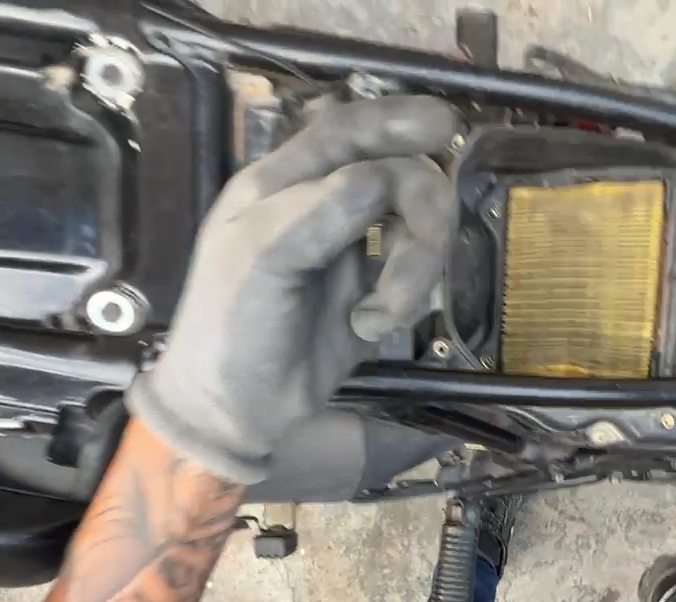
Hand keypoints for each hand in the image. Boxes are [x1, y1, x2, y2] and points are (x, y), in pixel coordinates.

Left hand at [128, 96, 461, 483]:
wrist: (238, 407)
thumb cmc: (231, 324)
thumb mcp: (262, 255)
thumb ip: (321, 210)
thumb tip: (384, 177)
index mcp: (284, 184)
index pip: (346, 132)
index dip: (394, 120)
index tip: (444, 126)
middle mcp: (325, 210)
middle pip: (401, 183)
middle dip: (420, 226)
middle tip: (416, 268)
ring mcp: (351, 256)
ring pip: (416, 235)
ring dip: (414, 276)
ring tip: (380, 319)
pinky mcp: (373, 299)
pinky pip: (415, 281)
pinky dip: (404, 304)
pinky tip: (369, 330)